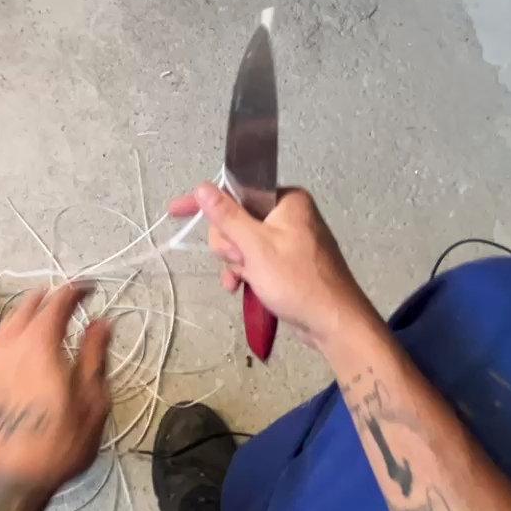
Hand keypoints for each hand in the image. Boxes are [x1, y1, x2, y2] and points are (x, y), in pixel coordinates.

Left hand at [0, 283, 111, 494]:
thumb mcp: (92, 401)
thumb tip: (101, 324)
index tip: (91, 289)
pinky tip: (28, 345)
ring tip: (51, 320)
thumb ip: (96, 356)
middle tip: (73, 304)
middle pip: (30, 304)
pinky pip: (1, 338)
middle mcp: (11, 342)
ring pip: (11, 319)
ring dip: (32, 312)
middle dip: (53, 297)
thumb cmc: (58, 441)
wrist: (7, 477)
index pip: (58, 301)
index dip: (77, 290)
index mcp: (40, 342)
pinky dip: (17, 329)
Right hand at [167, 183, 377, 350]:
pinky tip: (241, 287)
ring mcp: (287, 238)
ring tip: (248, 279)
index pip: (234, 191)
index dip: (204, 204)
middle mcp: (287, 213)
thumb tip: (203, 187)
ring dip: (237, 262)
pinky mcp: (286, 260)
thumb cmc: (297, 281)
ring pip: (241, 241)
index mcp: (285, 200)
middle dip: (230, 245)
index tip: (175, 211)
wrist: (334, 323)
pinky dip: (245, 271)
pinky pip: (253, 257)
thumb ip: (227, 216)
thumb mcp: (256, 247)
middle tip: (241, 261)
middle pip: (235, 219)